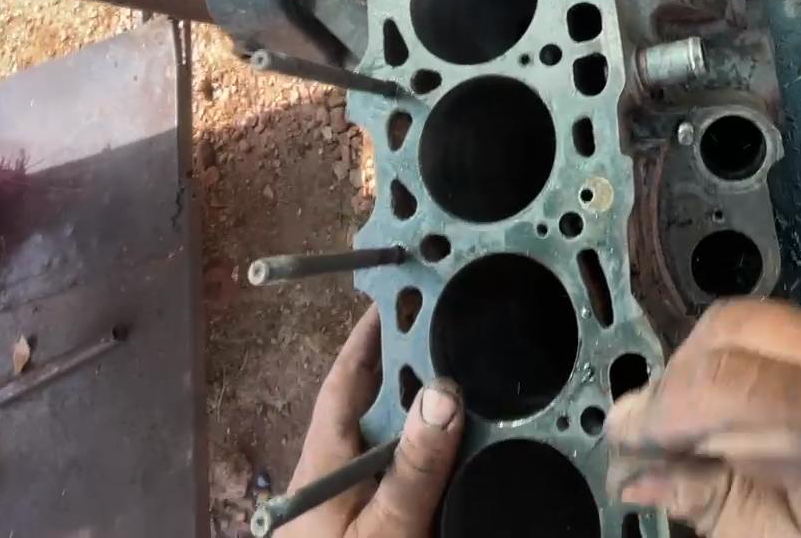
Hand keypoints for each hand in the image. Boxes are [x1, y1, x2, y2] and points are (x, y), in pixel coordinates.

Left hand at [283, 305, 465, 537]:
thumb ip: (414, 467)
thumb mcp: (386, 532)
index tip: (404, 288)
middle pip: (376, 397)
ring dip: (429, 397)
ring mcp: (360, 498)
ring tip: (474, 361)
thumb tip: (446, 388)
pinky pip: (412, 463)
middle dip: (410, 354)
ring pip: (398, 430)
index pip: (347, 379)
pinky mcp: (383, 522)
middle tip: (456, 314)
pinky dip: (440, 438)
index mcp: (326, 462)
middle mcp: (341, 471)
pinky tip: (473, 430)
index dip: (371, 331)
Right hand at [603, 299, 800, 537]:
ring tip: (701, 430)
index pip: (728, 380)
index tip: (627, 436)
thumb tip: (640, 470)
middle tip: (658, 437)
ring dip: (708, 363)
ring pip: (751, 316)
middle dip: (678, 376)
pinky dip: (747, 359)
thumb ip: (720, 505)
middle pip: (732, 326)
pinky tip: (747, 413)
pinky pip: (784, 326)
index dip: (663, 406)